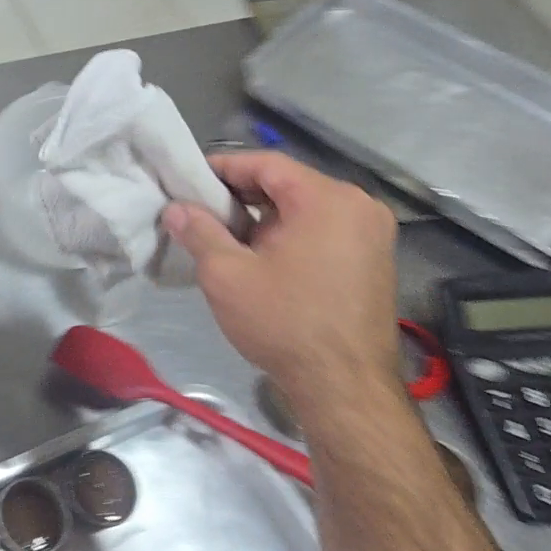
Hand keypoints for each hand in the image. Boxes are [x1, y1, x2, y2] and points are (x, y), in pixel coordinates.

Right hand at [162, 150, 399, 412]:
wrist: (344, 386)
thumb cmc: (284, 322)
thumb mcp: (227, 275)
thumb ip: (199, 232)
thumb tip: (176, 208)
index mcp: (327, 199)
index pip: (266, 164)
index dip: (223, 168)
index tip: (189, 181)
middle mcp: (358, 206)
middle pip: (288, 184)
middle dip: (242, 195)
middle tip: (202, 212)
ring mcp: (372, 234)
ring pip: (306, 208)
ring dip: (266, 217)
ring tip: (226, 237)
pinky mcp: (374, 260)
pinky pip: (324, 230)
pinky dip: (291, 234)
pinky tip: (263, 258)